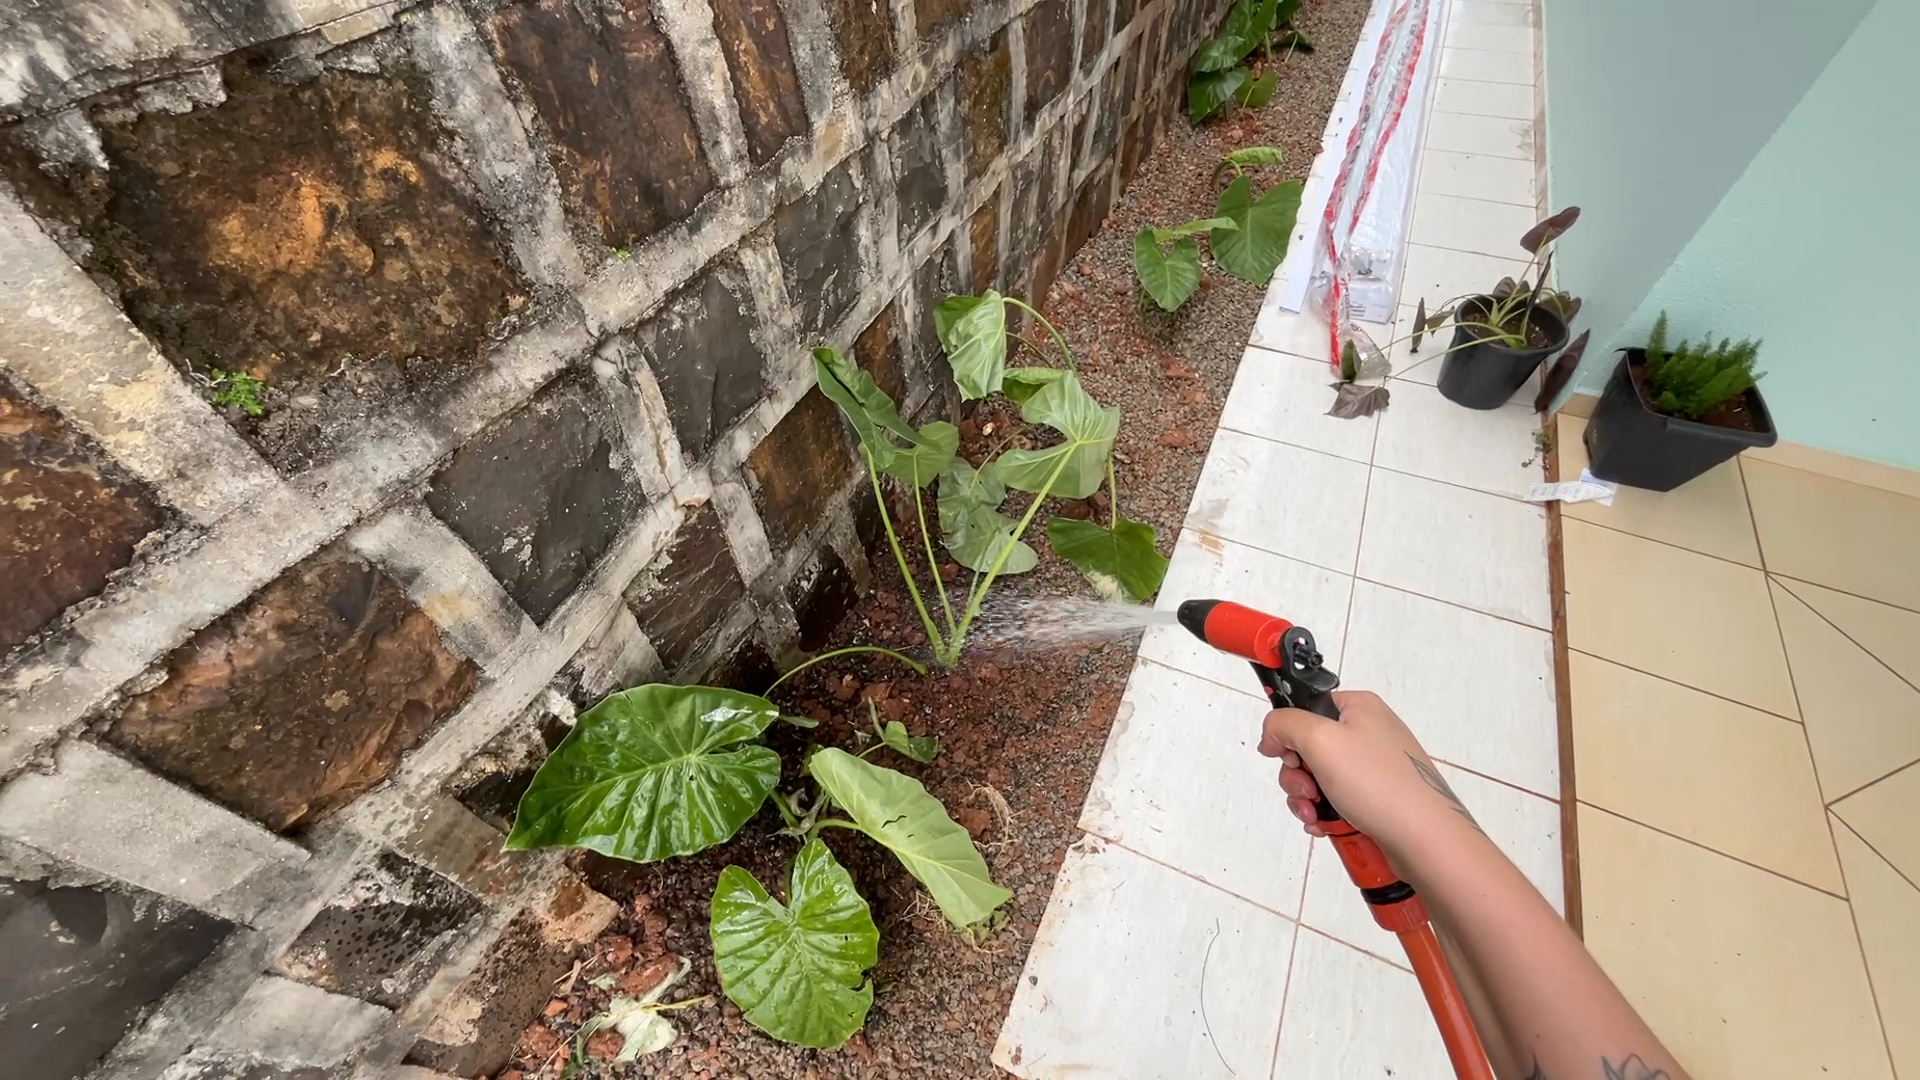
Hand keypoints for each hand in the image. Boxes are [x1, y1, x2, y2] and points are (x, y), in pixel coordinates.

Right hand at [1258, 690, 1479, 856]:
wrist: (1428, 841)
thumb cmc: (1377, 783)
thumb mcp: (1319, 739)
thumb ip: (1282, 723)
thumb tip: (1271, 735)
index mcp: (1358, 707)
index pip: (1304, 706)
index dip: (1286, 731)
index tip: (1283, 754)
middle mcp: (1367, 732)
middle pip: (1306, 745)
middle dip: (1295, 773)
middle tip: (1306, 790)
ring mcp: (1373, 767)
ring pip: (1317, 775)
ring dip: (1305, 797)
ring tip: (1314, 815)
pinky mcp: (1377, 797)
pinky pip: (1334, 798)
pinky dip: (1322, 812)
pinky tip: (1323, 825)